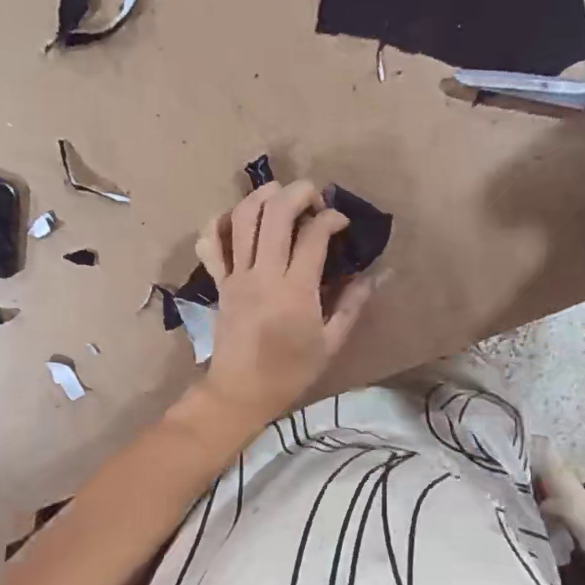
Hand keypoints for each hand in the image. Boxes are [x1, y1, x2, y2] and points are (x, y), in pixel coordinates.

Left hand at [187, 180, 374, 427]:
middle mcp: (262, 275)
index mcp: (295, 291)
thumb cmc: (289, 372)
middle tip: (314, 198)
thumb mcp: (330, 344)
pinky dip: (218, 224)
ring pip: (242, 218)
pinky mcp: (218, 283)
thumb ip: (352, 305)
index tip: (342, 223)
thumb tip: (374, 274)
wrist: (240, 392)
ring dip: (261, 196)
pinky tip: (236, 221)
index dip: (332, 218)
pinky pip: (210, 245)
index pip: (314, 235)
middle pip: (275, 212)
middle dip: (299, 192)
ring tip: (278, 196)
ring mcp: (235, 276)